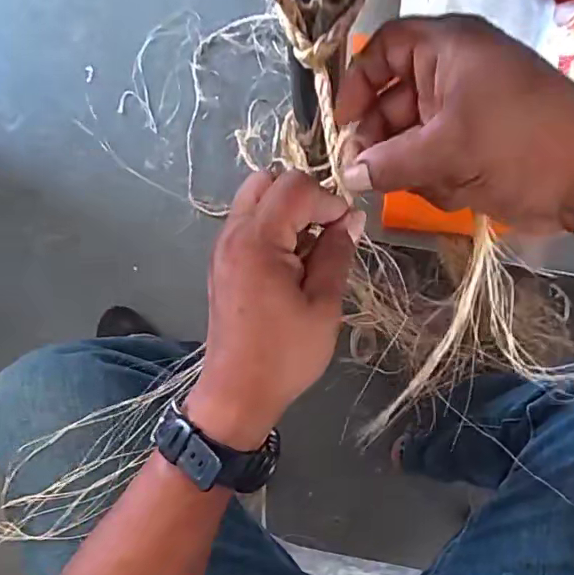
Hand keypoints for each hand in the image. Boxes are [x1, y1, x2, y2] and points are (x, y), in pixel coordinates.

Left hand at [185, 170, 364, 449]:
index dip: (329, 200)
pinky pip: (247, 225)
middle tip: (327, 232)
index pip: (294, 186)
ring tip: (311, 252)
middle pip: (267, 181)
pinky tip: (292, 266)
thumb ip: (336, 254)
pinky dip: (272, 229)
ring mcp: (222, 249)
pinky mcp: (221, 265)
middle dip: (304, 197)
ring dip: (287, 212)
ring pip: (255, 200)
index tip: (348, 231)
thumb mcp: (323, 306)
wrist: (237, 393)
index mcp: (257, 241)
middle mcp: (232, 235)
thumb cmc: (285, 356)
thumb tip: (351, 219)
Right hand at [335, 15, 573, 234]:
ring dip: (414, 168)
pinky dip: (439, 181)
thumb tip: (348, 174)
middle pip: (394, 102)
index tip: (342, 126)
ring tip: (436, 183)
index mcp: (448, 48)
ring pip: (413, 140)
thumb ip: (388, 163)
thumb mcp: (447, 150)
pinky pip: (437, 162)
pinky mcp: (480, 148)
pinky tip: (458, 192)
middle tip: (367, 175)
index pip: (384, 49)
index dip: (358, 84)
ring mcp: (468, 113)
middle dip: (383, 141)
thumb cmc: (520, 144)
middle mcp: (455, 74)